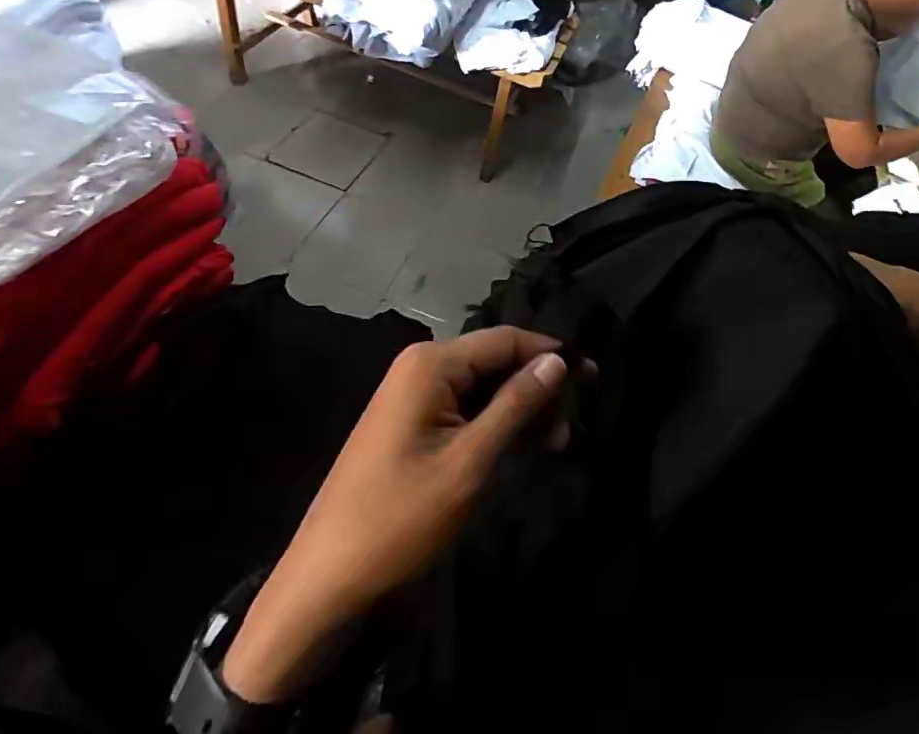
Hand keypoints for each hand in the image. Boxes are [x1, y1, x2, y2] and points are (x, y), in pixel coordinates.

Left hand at [221, 329, 569, 701]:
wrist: (326, 578)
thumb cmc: (399, 517)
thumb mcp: (470, 461)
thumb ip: (516, 405)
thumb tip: (559, 361)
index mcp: (431, 364)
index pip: (506, 340)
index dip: (551, 354)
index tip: (593, 376)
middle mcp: (421, 368)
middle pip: (495, 361)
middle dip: (537, 386)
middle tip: (578, 417)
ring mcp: (413, 395)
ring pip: (484, 387)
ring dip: (521, 410)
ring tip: (557, 442)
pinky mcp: (412, 422)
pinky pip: (465, 409)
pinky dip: (496, 424)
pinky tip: (523, 447)